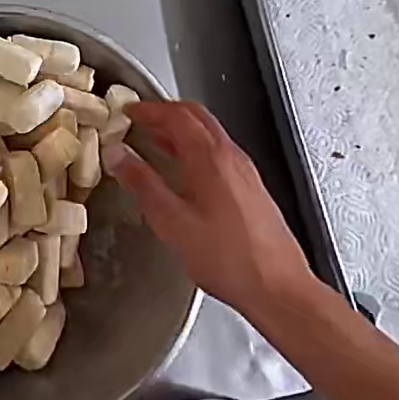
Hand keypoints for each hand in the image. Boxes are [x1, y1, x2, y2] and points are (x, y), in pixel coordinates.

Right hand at [102, 100, 326, 318]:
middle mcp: (232, 158)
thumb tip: (118, 156)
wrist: (279, 289)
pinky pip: (218, 152)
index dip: (148, 109)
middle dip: (165, 112)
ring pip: (209, 134)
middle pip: (197, 116)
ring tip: (153, 141)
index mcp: (211, 159)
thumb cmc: (229, 260)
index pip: (177, 116)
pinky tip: (181, 170)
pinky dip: (193, 148)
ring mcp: (245, 172)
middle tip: (140, 118)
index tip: (128, 111)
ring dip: (180, 130)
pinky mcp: (250, 188)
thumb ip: (143, 184)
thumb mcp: (172, 222)